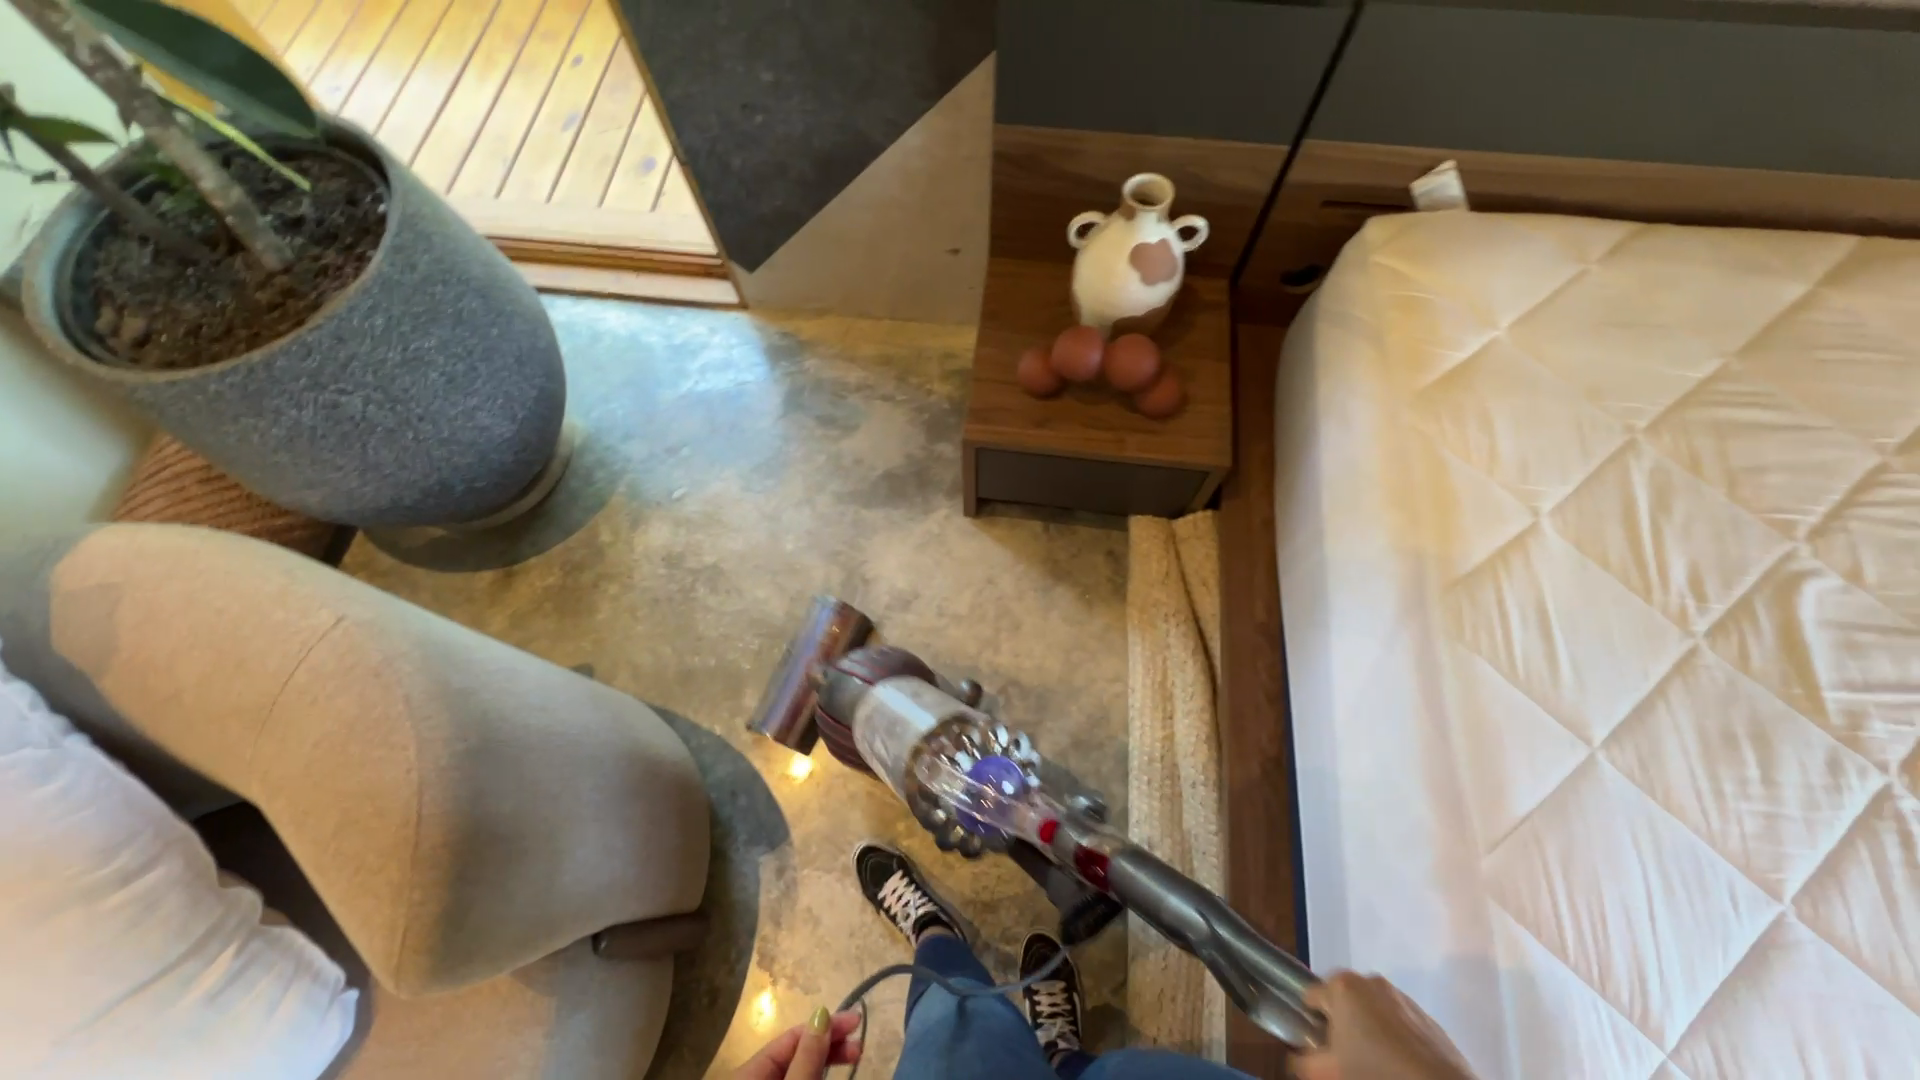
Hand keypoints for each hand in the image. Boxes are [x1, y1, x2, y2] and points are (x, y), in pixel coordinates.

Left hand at [733, 1007, 862, 1079]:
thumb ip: (807, 1057)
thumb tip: (823, 1012)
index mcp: (748, 1070)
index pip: (791, 1036)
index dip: (825, 1026)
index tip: (856, 1020)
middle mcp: (753, 1077)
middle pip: (795, 1053)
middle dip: (829, 1045)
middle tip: (860, 1044)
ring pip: (798, 1070)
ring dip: (826, 1061)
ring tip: (855, 1056)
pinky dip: (815, 1076)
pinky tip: (832, 1074)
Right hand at [1291, 972, 1475, 1079]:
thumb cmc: (1376, 1075)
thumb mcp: (1328, 1074)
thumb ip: (1304, 1063)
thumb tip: (1298, 1058)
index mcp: (1342, 987)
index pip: (1311, 998)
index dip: (1311, 1024)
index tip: (1319, 1049)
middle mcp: (1370, 982)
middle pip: (1343, 1002)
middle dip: (1342, 1027)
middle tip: (1346, 1059)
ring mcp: (1403, 998)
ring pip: (1372, 1012)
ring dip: (1369, 1032)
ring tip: (1377, 1066)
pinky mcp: (1429, 1018)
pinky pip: (1399, 1023)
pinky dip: (1395, 1039)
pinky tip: (1400, 1068)